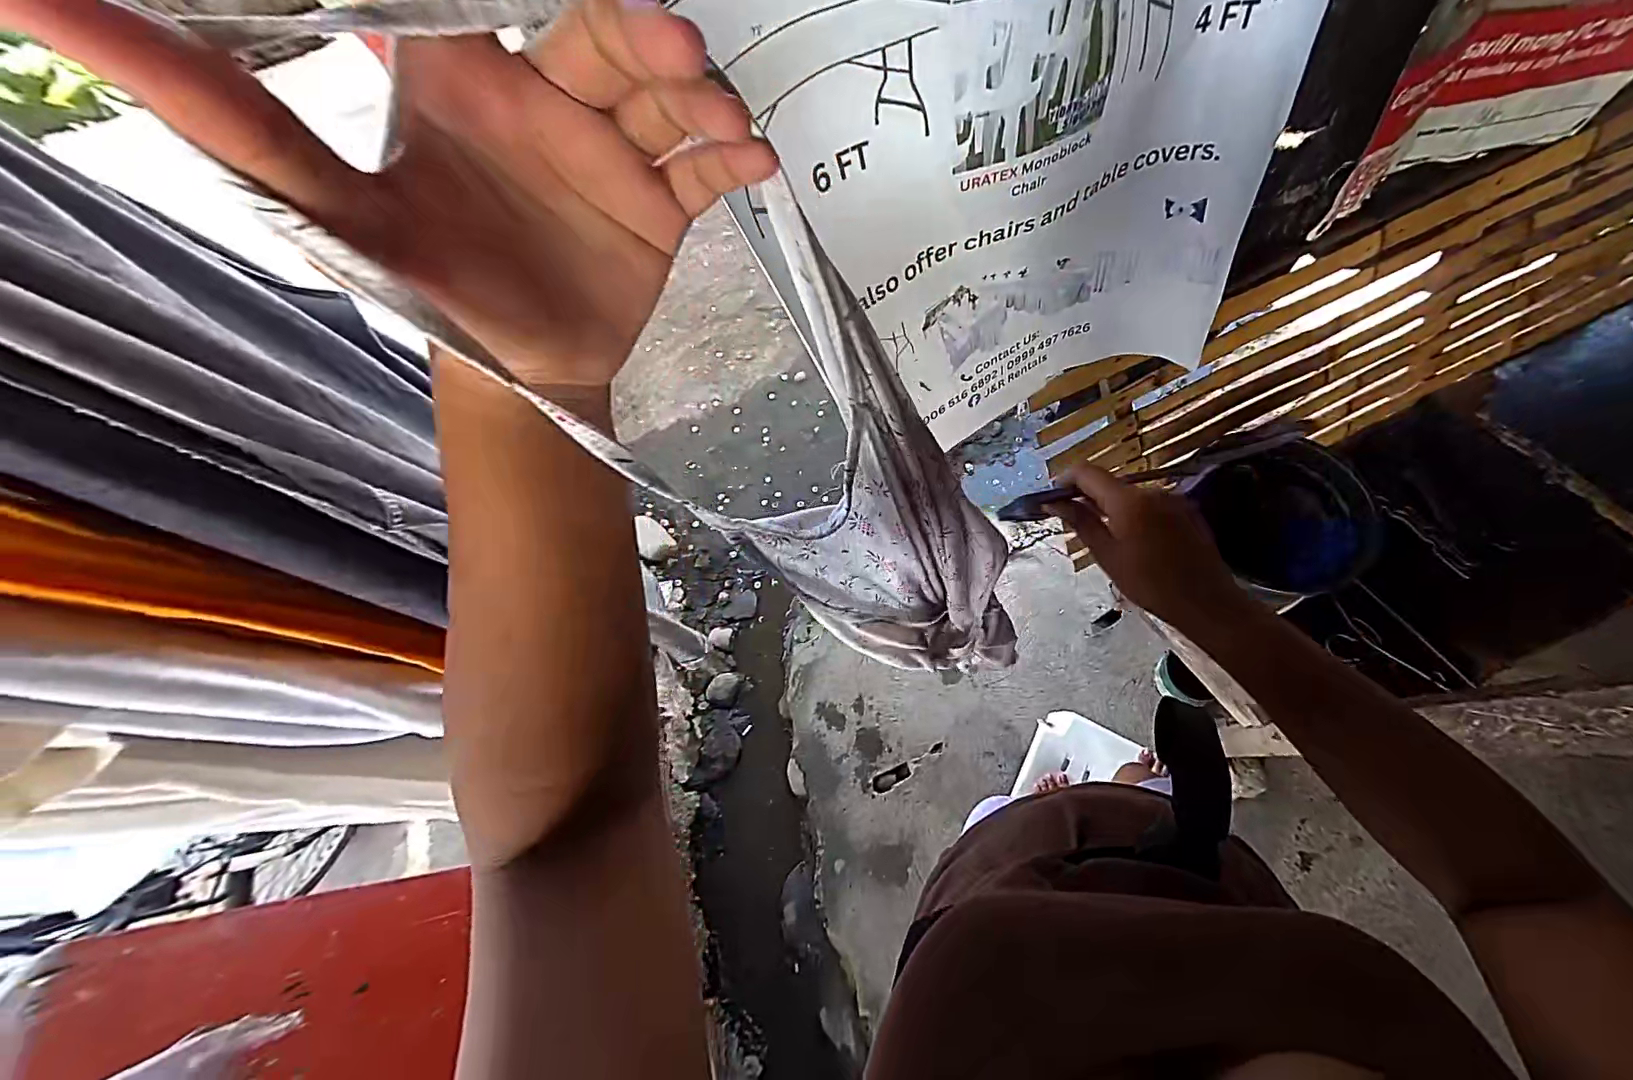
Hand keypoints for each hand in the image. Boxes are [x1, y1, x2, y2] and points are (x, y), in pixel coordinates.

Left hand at [0, 0, 777, 389]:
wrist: (522, 361)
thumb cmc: (432, 285)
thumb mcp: (329, 206)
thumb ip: (226, 114)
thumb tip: (32, 2)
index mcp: (463, 79)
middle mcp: (546, 103)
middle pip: (598, 42)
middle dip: (639, 38)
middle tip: (673, 49)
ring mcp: (611, 154)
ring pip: (662, 104)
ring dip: (699, 102)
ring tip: (725, 120)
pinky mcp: (659, 206)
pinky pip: (700, 176)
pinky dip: (730, 164)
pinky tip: (756, 163)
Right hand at [1045, 463, 1257, 634]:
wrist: (1206, 602)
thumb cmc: (1150, 584)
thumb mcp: (1108, 556)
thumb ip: (1081, 522)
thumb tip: (1055, 502)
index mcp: (1129, 500)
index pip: (1087, 473)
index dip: (1065, 480)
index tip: (1051, 497)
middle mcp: (1152, 490)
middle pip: (1110, 483)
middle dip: (1087, 496)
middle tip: (1070, 519)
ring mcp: (1173, 499)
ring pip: (1131, 495)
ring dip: (1111, 507)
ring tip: (1102, 535)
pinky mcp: (1186, 511)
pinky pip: (1151, 505)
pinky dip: (1135, 514)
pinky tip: (1134, 541)